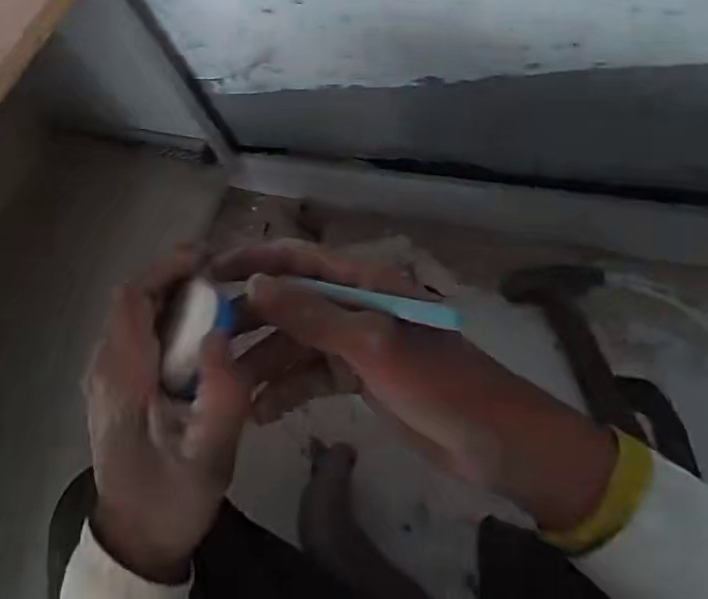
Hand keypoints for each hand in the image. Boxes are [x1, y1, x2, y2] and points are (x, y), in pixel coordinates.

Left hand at [83, 252, 249, 582]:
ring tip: (216, 294)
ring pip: (133, 312)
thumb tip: (221, 333)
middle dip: (174, 277)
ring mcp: (105, 372)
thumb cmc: (172, 497)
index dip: (166, 269)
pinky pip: (136, 331)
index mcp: (121, 374)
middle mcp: (104, 363)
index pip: (132, 298)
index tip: (207, 260)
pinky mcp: (113, 381)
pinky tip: (198, 329)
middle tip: (221, 274)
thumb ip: (222, 397)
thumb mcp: (210, 458)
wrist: (136, 537)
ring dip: (171, 294)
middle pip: (132, 299)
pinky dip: (166, 316)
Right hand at [212, 239, 614, 530]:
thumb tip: (254, 284)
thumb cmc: (440, 384)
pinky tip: (259, 411)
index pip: (295, 258)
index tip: (208, 271)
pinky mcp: (356, 377)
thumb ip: (312, 315)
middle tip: (206, 339)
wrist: (501, 447)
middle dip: (249, 319)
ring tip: (225, 386)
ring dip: (262, 362)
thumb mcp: (373, 347)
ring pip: (294, 343)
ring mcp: (353, 342)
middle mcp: (351, 304)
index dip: (251, 259)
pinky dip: (286, 390)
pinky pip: (309, 376)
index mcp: (360, 281)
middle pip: (288, 302)